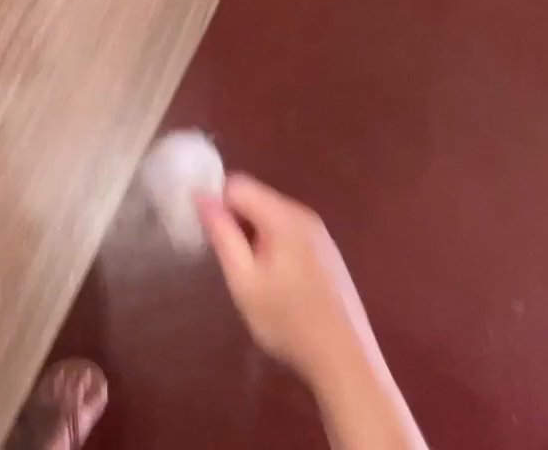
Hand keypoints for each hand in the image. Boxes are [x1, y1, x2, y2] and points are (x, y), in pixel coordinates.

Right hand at [195, 174, 363, 380]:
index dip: (215, 202)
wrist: (346, 363)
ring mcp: (319, 235)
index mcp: (283, 218)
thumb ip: (222, 235)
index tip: (206, 232)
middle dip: (234, 219)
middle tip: (225, 257)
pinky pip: (287, 232)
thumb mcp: (244, 282)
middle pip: (255, 198)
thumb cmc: (288, 322)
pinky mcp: (327, 253)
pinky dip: (271, 244)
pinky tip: (273, 281)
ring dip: (251, 234)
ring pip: (270, 215)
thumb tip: (200, 196)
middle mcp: (304, 216)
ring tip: (247, 272)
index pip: (237, 185)